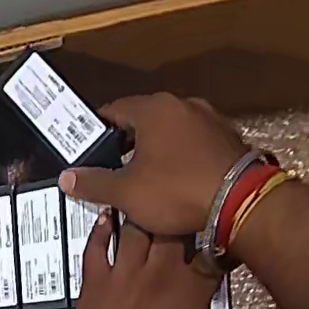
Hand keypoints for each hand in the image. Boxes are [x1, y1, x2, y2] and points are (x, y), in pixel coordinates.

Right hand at [59, 93, 247, 234]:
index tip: (86, 144)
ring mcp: (209, 121)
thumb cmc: (178, 191)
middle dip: (125, 141)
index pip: (114, 109)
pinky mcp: (227, 140)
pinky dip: (178, 158)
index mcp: (154, 110)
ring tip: (139, 176)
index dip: (96, 128)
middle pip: (143, 119)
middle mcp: (183, 106)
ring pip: (169, 131)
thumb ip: (93, 183)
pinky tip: (172, 181)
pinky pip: (192, 144)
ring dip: (153, 149)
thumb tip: (68, 178)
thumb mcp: (125, 192)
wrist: (240, 202)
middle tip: (109, 164)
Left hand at [68, 211, 236, 308]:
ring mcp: (124, 274)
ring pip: (135, 230)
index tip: (224, 229)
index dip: (220, 238)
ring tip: (144, 199)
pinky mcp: (95, 282)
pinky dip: (99, 231)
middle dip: (179, 216)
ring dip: (140, 214)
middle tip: (180, 206)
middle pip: (172, 229)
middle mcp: (158, 273)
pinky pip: (95, 248)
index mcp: (191, 288)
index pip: (213, 251)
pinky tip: (105, 217)